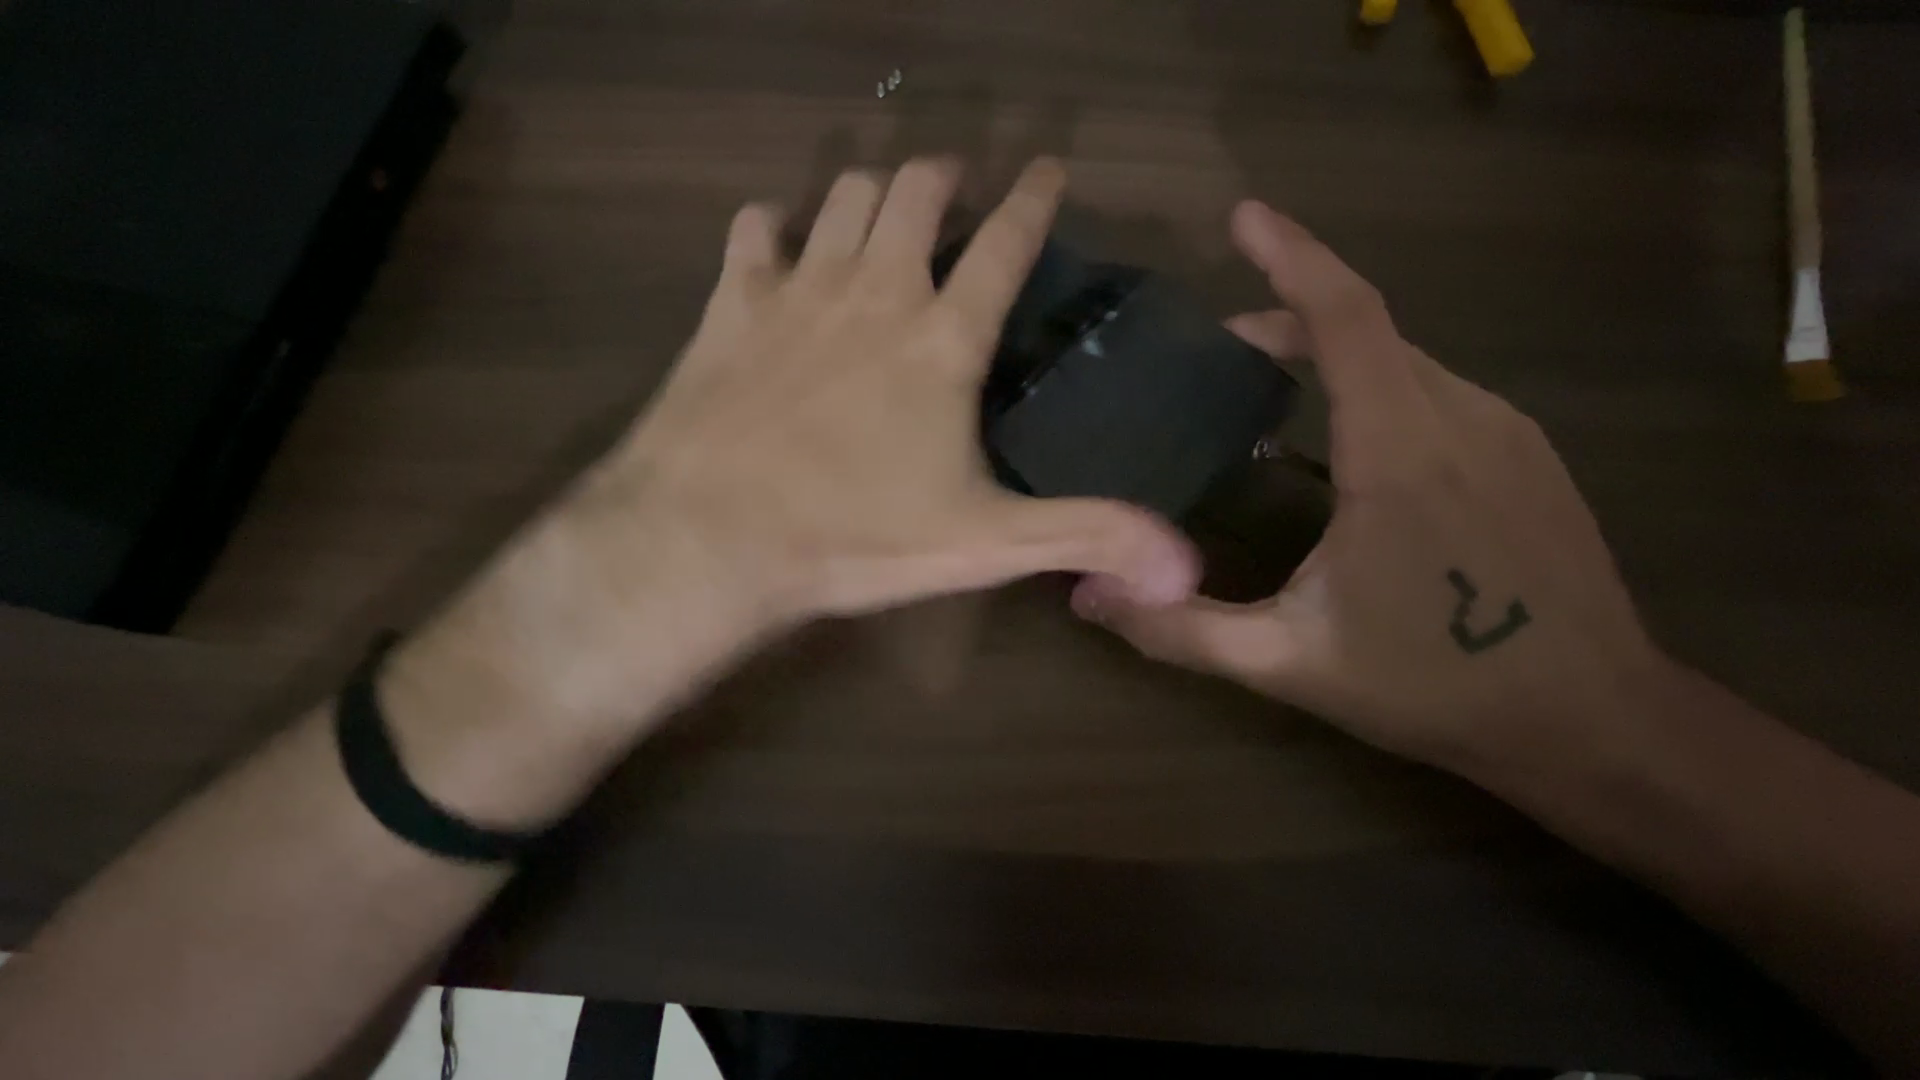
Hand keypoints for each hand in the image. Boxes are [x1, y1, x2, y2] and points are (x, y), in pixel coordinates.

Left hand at [391, 159, 1198, 735]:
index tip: (1049, 168)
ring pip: (843, 197)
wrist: (711, 536)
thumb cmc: (854, 536)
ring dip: (871, 190)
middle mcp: (874, 291)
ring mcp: (797, 290)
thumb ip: (1086, 535)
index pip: (1006, 246)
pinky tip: (780, 239)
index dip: (1034, 200)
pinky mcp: (730, 305)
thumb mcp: (984, 543)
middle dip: (944, 177)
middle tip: (957, 187)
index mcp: (942, 339)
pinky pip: (753, 230)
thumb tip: (1186, 566)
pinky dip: (773, 225)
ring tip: (885, 204)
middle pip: (915, 193)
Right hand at [1075, 201, 1668, 774]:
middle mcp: (1461, 418)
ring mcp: (1507, 434)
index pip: (1347, 318)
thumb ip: (1181, 628)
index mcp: (1401, 451)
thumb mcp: (1287, 662)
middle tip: (1223, 345)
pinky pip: (1439, 391)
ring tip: (1270, 387)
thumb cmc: (1435, 685)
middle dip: (1292, 315)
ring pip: (1407, 360)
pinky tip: (1349, 439)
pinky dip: (1380, 384)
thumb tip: (1086, 594)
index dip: (1293, 257)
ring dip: (1336, 353)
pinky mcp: (1529, 457)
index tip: (1244, 217)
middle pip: (1371, 329)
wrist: (1595, 721)